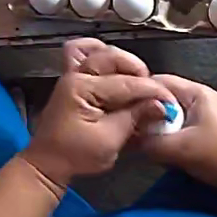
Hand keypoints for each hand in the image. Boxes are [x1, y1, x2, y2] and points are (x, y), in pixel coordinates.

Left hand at [21, 40, 174, 188]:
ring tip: (136, 80)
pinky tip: (115, 66)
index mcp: (82, 88)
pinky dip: (100, 55)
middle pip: (113, 58)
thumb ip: (135, 117)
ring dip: (121, 62)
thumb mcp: (110, 140)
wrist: (47, 165)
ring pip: (98, 51)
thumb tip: (161, 105)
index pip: (126, 83)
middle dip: (138, 72)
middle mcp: (75, 76)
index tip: (169, 101)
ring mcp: (71, 76)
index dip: (152, 91)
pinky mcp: (72, 81)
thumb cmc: (75, 156)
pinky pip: (82, 55)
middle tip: (152, 91)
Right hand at [137, 75, 216, 198]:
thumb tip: (126, 139)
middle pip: (162, 101)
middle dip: (145, 116)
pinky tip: (164, 156)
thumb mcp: (180, 149)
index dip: (136, 94)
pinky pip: (181, 134)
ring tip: (143, 146)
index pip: (156, 82)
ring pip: (170, 120)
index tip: (119, 111)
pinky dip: (170, 143)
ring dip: (158, 133)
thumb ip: (149, 142)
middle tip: (128, 133)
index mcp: (195, 92)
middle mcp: (200, 100)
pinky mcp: (209, 137)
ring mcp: (206, 118)